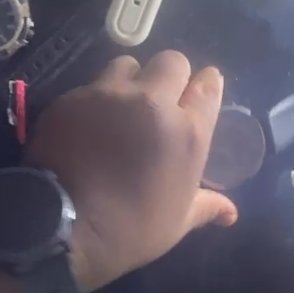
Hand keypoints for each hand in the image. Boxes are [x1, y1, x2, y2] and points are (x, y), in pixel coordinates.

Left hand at [25, 51, 239, 290]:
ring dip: (131, 79)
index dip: (206, 86)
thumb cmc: (131, 231)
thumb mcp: (177, 223)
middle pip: (172, 61)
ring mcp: (108, 96)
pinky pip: (91, 86)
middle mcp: (152, 103)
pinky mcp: (72, 99)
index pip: (208, 86)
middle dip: (171, 75)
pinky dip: (95, 100)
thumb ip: (206, 206)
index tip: (199, 93)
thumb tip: (231, 213)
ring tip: (122, 105)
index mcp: (187, 132)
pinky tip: (89, 124)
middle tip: (162, 100)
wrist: (63, 228)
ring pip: (128, 64)